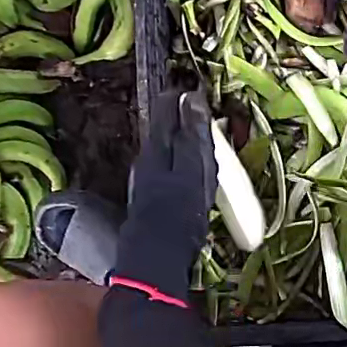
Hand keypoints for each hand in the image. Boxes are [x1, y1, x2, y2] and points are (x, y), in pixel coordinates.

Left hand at [111, 89, 213, 298]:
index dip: (181, 98)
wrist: (156, 256)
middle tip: (200, 111)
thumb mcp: (194, 169)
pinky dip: (180, 160)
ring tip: (200, 138)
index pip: (167, 110)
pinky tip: (190, 170)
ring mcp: (146, 179)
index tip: (197, 90)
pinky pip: (167, 167)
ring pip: (165, 148)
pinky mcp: (151, 198)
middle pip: (164, 129)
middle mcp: (147, 159)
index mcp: (157, 148)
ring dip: (180, 139)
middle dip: (180, 118)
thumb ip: (192, 135)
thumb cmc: (180, 212)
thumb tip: (191, 98)